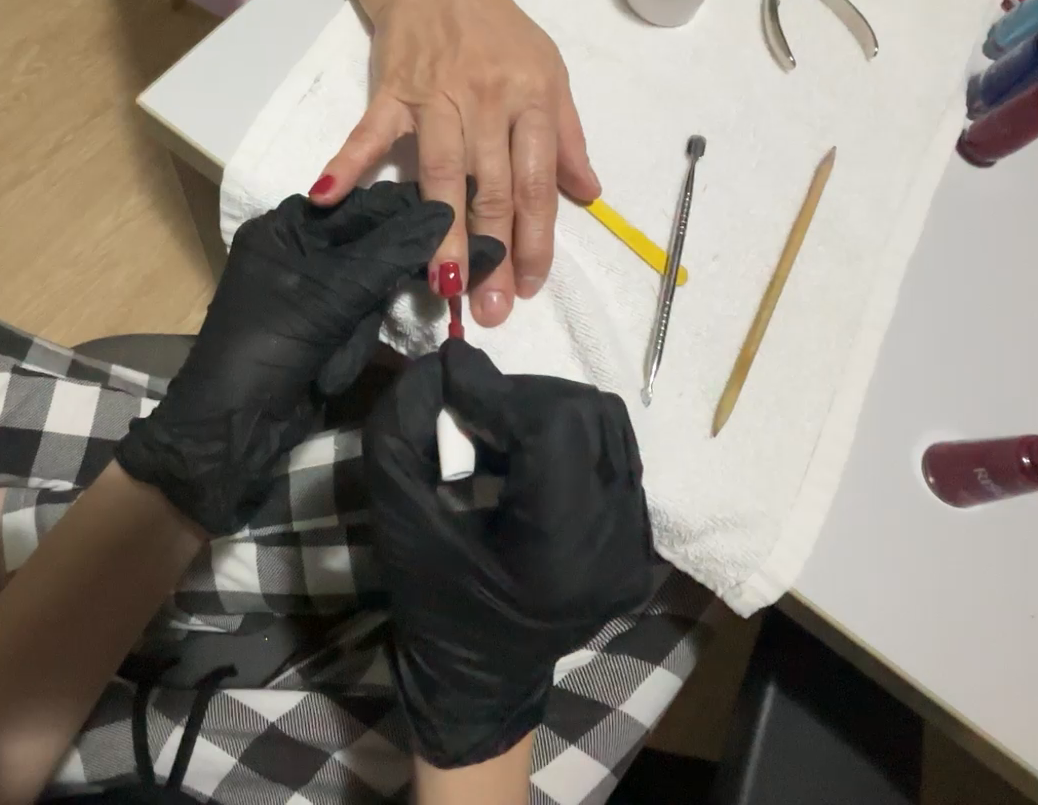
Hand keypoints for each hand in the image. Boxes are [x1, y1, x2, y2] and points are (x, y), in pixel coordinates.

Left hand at [114, 183, 501, 534]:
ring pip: (374, 268)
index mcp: (284, 228)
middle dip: (413, 243)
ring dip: (406, 274)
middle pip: (369, 235)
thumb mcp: (331, 293)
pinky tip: (427, 293)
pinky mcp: (326, 323)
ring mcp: (312, 288)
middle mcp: (297, 249)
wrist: (237, 423)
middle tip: (473, 241)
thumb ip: (388, 253)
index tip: (458, 204)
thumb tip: (444, 216)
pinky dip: (387, 308)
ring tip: (461, 264)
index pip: (357, 204)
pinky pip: (366, 303)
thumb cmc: (271, 343)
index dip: (407, 207)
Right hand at [306, 0, 600, 327]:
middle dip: (493, 252)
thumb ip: (568, 136)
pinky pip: (369, 132)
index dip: (536, 238)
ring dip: (438, 232)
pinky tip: (328, 198)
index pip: (537, 181)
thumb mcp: (549, 72)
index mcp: (533, 97)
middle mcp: (487, 100)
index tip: (531, 285)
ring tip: (440, 288)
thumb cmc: (497, 30)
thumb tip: (590, 195)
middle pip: (491, 187)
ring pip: (440, 173)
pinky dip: (347, 162)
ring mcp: (435, 96)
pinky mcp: (390, 91)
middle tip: (490, 308)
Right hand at [364, 339, 658, 766]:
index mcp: (559, 556)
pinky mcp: (642, 540)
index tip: (451, 375)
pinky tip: (530, 457)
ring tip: (501, 431)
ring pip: (607, 423)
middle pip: (587, 414)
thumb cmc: (430, 600)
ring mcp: (639, 546)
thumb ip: (403, 426)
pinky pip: (613, 451)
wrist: (478, 675)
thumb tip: (446, 362)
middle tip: (472, 409)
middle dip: (520, 396)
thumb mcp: (395, 513)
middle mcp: (617, 548)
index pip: (553, 428)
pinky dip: (567, 435)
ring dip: (546, 409)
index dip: (497, 389)